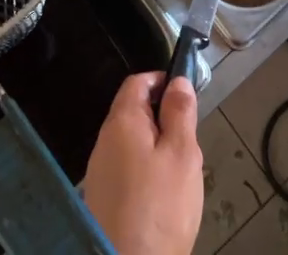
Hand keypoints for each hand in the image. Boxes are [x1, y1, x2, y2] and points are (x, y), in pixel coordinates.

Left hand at [83, 72, 204, 254]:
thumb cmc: (160, 205)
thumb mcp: (182, 154)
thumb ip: (180, 113)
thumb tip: (178, 81)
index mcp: (122, 122)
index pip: (138, 82)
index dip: (163, 81)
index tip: (186, 96)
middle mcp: (104, 140)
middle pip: (134, 112)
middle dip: (163, 118)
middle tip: (188, 142)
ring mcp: (99, 170)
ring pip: (131, 143)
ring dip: (155, 147)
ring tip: (178, 173)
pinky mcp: (102, 197)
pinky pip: (126, 169)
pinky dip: (145, 171)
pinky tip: (161, 195)